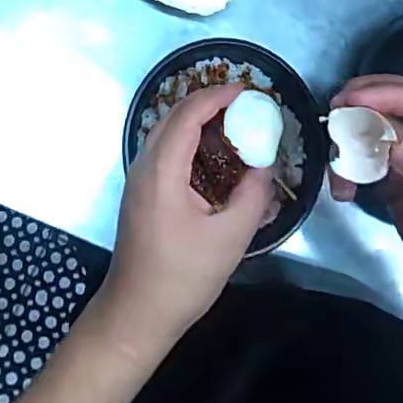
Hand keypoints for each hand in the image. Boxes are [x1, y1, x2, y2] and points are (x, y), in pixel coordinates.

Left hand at [95, 83, 272, 359]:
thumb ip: (253, 195)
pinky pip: (163, 149)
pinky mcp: (140, 190)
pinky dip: (187, 139)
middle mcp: (144, 164)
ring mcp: (138, 176)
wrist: (136, 312)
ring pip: (166, 131)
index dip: (216, 96)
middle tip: (242, 104)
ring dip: (196, 120)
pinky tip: (210, 155)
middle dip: (207, 102)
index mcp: (162, 169)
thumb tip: (266, 165)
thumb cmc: (182, 276)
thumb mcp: (229, 238)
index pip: (188, 115)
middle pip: (173, 116)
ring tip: (231, 124)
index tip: (245, 90)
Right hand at [329, 75, 402, 331]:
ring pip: (380, 132)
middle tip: (334, 110)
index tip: (350, 99)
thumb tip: (397, 149)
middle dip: (365, 103)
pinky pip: (370, 162)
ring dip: (353, 140)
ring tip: (336, 164)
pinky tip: (343, 190)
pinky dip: (351, 169)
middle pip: (400, 106)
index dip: (388, 94)